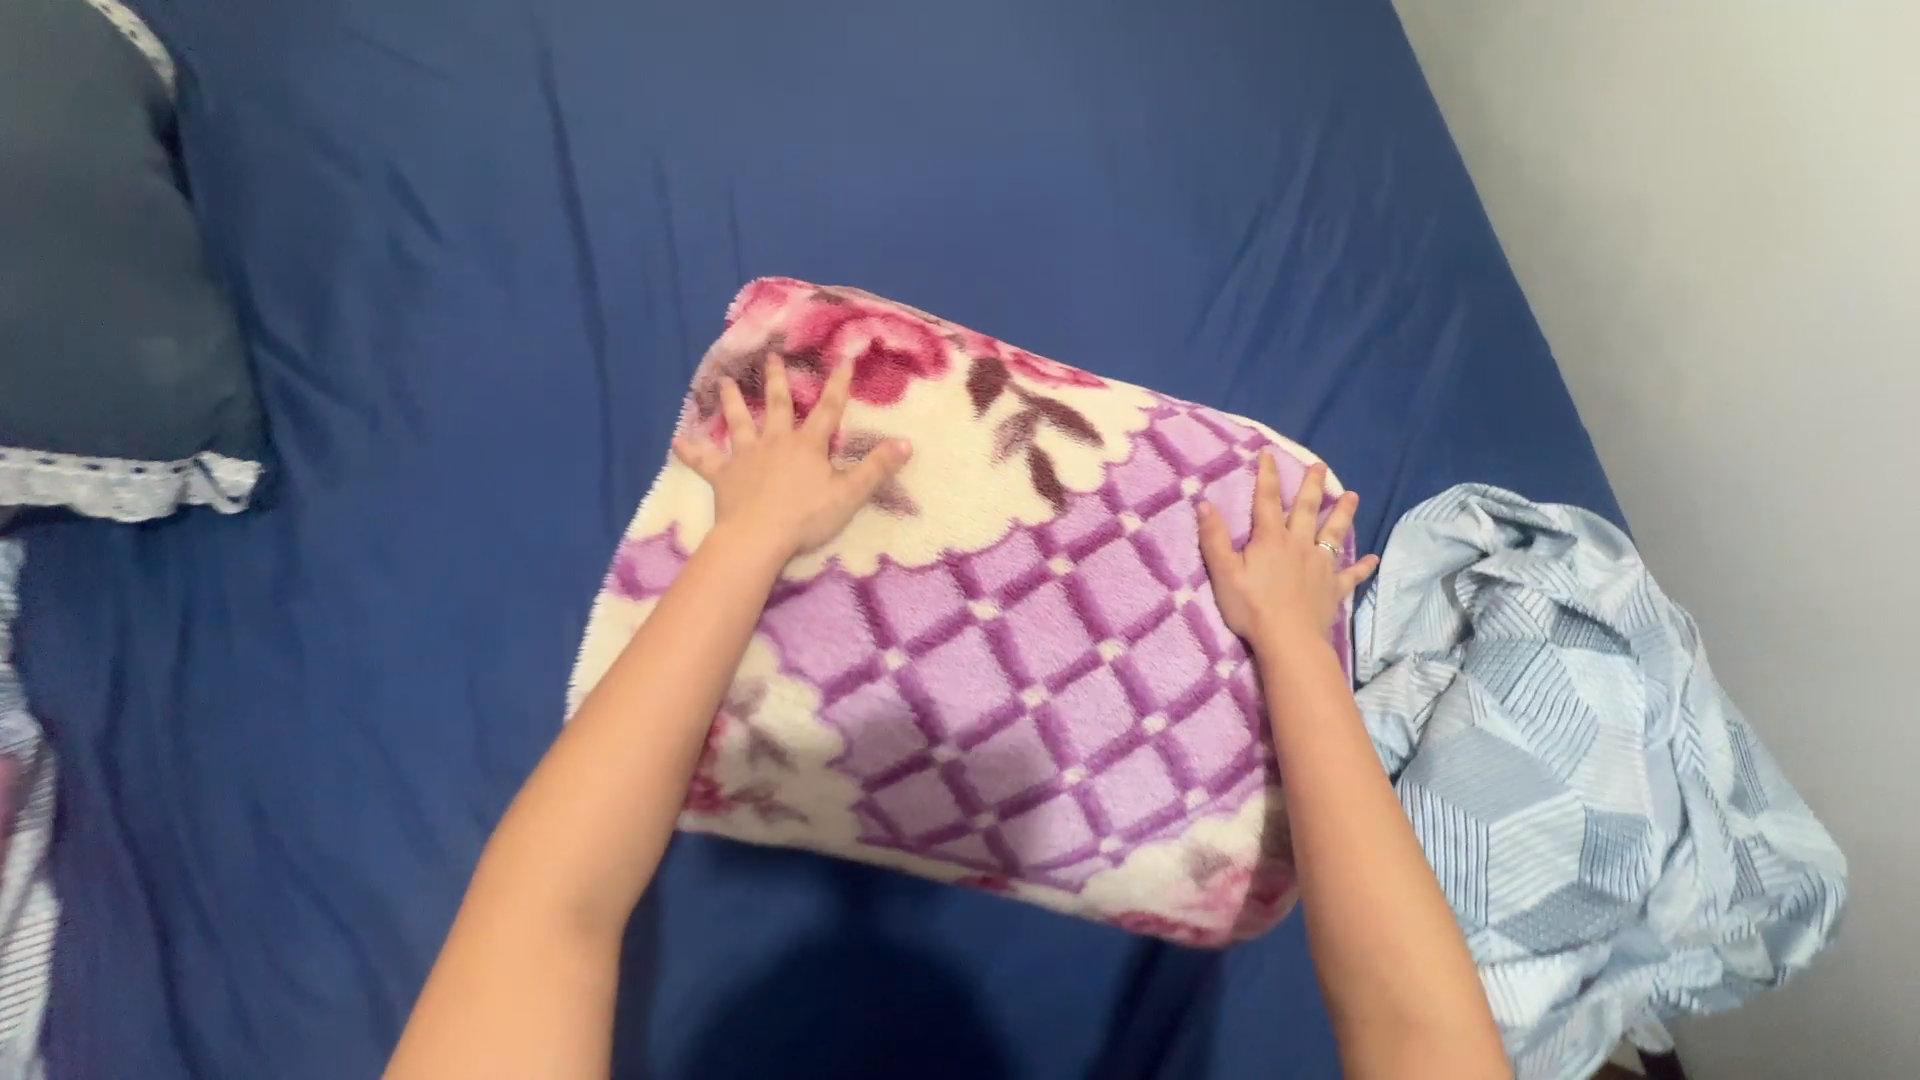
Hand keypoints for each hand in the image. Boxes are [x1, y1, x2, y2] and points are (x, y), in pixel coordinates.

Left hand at [672, 355, 911, 559]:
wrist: (758, 536)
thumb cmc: (807, 517)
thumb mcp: (850, 494)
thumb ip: (877, 468)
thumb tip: (907, 443)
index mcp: (808, 446)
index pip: (829, 410)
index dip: (838, 385)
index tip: (843, 359)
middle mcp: (775, 442)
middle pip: (778, 405)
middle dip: (778, 380)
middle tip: (772, 356)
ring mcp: (746, 456)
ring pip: (738, 422)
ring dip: (732, 401)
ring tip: (725, 382)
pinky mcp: (723, 475)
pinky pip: (704, 459)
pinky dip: (691, 450)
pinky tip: (677, 440)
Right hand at [1197, 454, 1379, 651]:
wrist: (1287, 638)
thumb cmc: (1250, 605)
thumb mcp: (1223, 571)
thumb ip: (1214, 537)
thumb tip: (1204, 503)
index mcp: (1271, 538)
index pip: (1268, 499)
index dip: (1267, 475)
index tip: (1269, 454)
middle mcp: (1299, 544)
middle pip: (1306, 509)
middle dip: (1312, 485)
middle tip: (1320, 466)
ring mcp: (1321, 565)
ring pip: (1334, 533)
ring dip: (1343, 513)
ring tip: (1352, 496)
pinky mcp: (1333, 588)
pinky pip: (1351, 574)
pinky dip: (1363, 566)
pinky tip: (1373, 559)